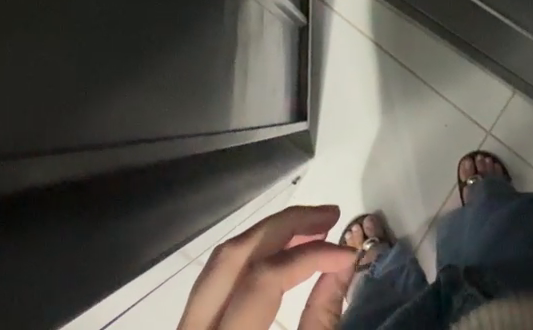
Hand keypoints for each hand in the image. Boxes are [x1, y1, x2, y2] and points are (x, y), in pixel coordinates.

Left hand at [178, 205, 356, 329]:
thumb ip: (321, 320)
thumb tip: (342, 264)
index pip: (266, 279)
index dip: (312, 257)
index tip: (347, 254)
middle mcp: (194, 327)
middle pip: (235, 255)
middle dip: (286, 226)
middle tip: (329, 215)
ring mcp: (185, 325)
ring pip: (221, 261)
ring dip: (269, 237)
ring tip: (311, 228)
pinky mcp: (190, 325)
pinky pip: (218, 278)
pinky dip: (253, 258)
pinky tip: (282, 255)